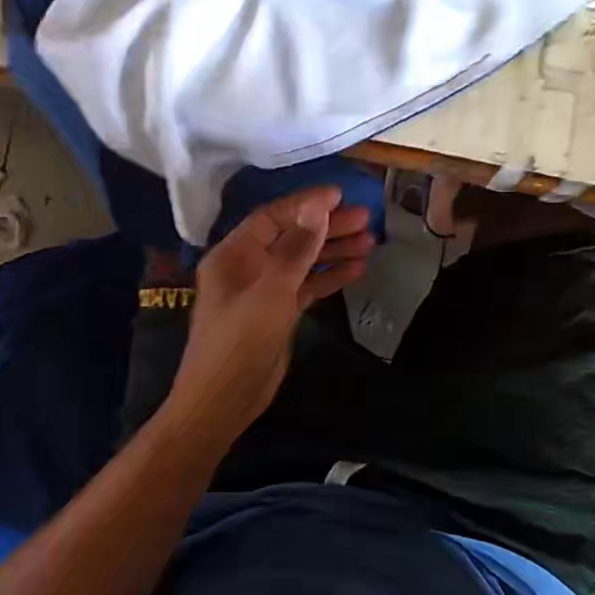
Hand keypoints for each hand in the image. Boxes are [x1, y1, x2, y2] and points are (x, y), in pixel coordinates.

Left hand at [164, 186, 373, 433]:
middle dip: (327, 227)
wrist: (225, 398)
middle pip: (291, 237)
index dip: (306, 204)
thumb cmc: (241, 339)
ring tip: (370, 241)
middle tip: (365, 218)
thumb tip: (318, 206)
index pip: (273, 217)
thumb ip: (297, 247)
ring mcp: (264, 291)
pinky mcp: (278, 313)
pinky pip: (306, 287)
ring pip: (303, 262)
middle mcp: (247, 267)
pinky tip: (357, 269)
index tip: (340, 195)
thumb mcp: (271, 289)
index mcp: (234, 254)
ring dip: (333, 250)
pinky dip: (329, 277)